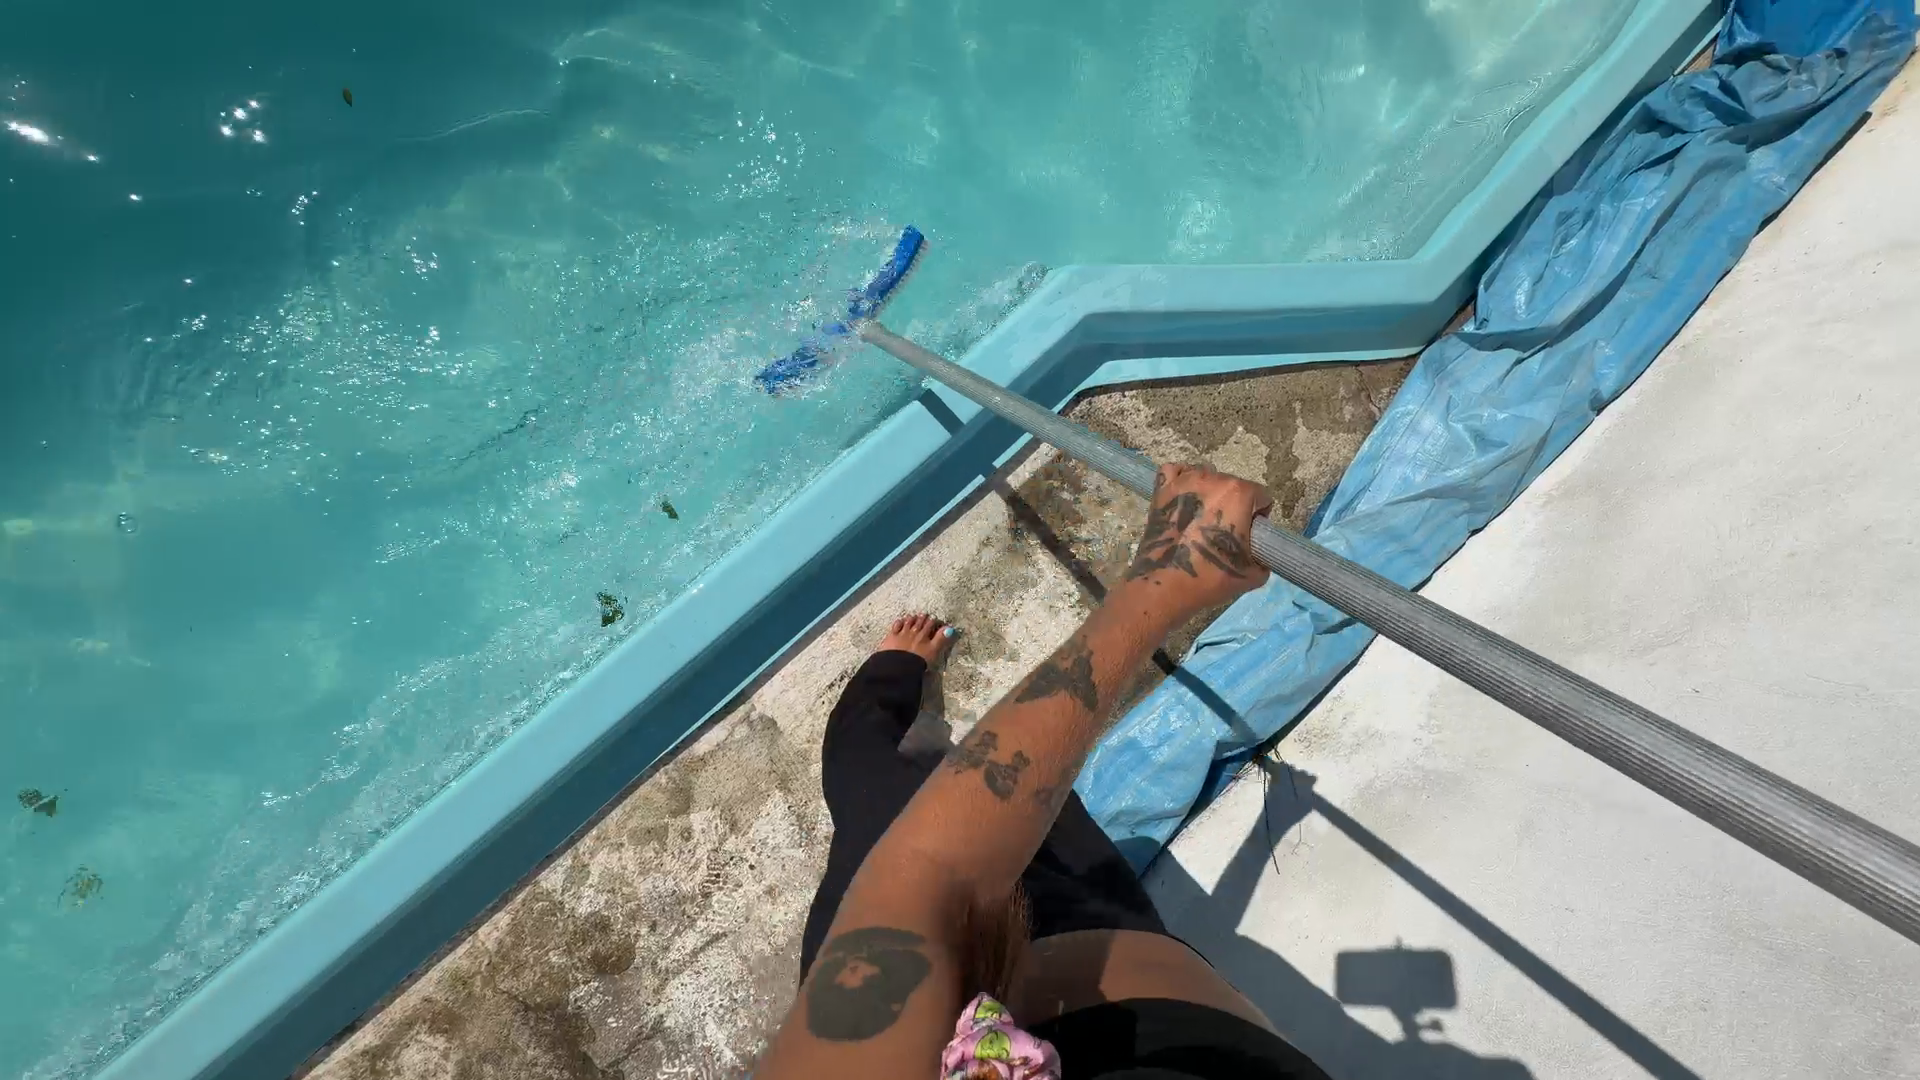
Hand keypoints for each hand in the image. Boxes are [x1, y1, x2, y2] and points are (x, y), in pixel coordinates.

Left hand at [1120, 463, 1270, 623]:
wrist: (1166, 585)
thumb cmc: (1212, 577)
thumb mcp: (1255, 572)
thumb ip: (1264, 552)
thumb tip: (1258, 548)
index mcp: (1239, 493)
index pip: (1261, 497)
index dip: (1257, 517)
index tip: (1248, 535)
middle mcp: (1213, 479)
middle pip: (1233, 486)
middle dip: (1233, 505)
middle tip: (1222, 531)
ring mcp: (1183, 481)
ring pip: (1205, 476)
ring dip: (1208, 492)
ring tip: (1201, 517)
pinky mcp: (1160, 490)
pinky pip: (1174, 472)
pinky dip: (1180, 480)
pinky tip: (1182, 498)